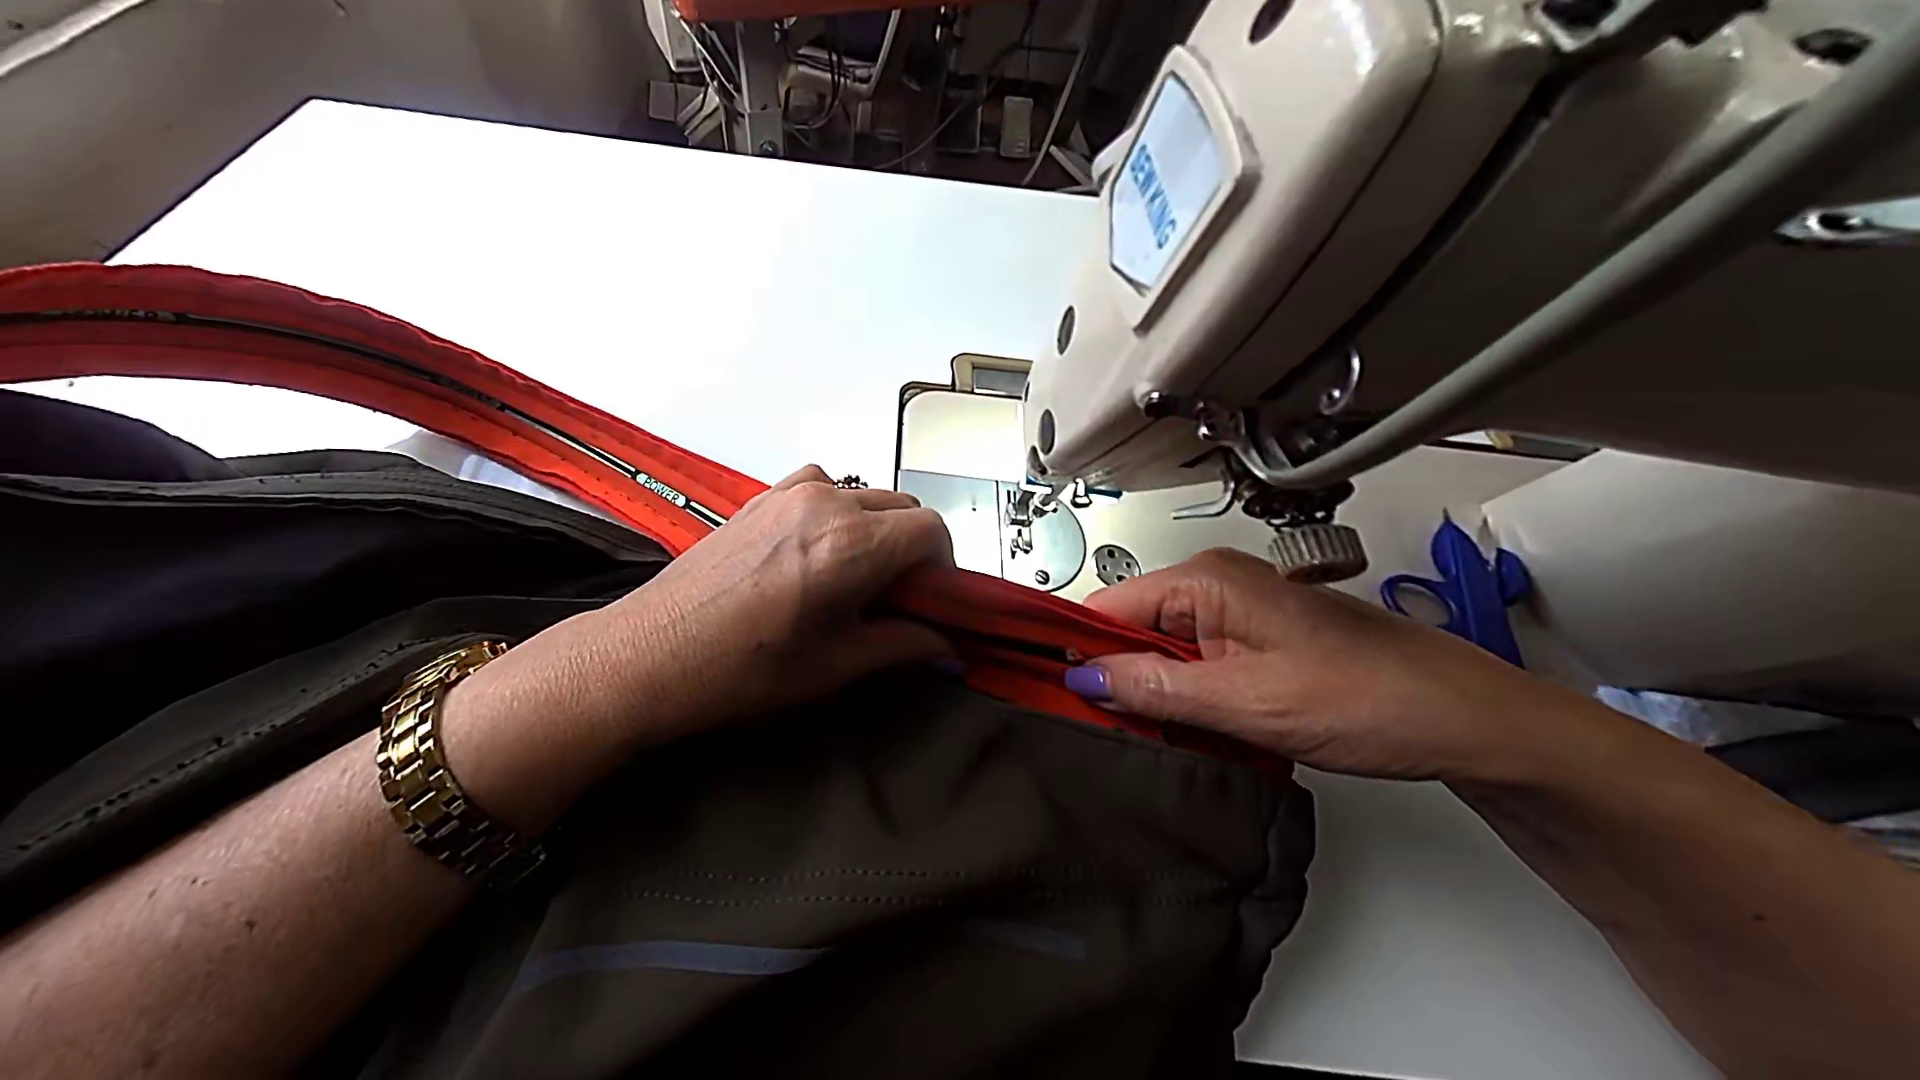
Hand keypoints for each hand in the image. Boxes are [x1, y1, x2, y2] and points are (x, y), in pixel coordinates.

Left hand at [613, 465, 957, 726]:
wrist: (649, 655)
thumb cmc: (735, 668)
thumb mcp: (835, 665)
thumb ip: (903, 645)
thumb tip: (945, 645)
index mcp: (851, 545)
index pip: (932, 530)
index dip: (944, 566)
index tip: (934, 598)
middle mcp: (825, 506)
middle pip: (904, 510)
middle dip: (914, 551)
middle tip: (899, 598)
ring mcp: (790, 496)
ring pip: (866, 496)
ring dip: (879, 530)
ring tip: (857, 578)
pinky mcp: (763, 498)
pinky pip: (824, 486)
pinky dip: (840, 511)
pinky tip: (821, 550)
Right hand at [1069, 548, 1619, 783]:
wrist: (1462, 720)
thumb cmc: (1377, 695)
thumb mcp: (1248, 700)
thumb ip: (1156, 687)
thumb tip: (1086, 678)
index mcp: (1208, 581)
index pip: (1107, 605)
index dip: (1077, 649)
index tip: (1054, 692)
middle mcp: (1214, 590)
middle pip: (1127, 629)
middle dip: (1115, 679)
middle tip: (1114, 729)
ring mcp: (1231, 619)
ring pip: (1156, 654)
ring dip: (1150, 695)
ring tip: (1163, 732)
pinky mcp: (1246, 646)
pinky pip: (1187, 669)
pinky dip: (1179, 701)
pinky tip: (1191, 728)